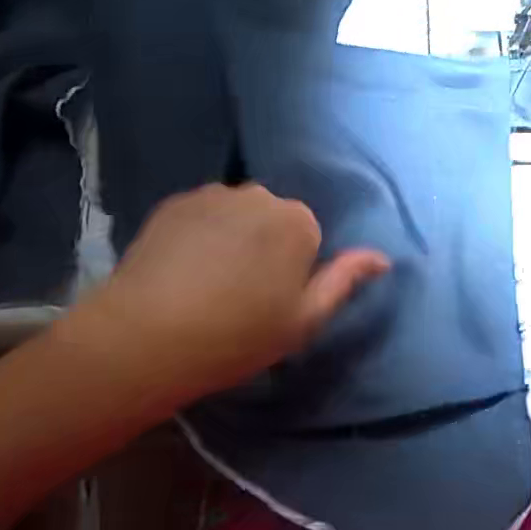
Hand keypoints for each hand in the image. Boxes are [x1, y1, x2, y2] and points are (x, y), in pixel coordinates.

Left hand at [79, 183, 388, 399]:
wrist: (149, 335)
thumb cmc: (239, 334)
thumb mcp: (304, 320)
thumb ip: (345, 281)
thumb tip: (381, 257)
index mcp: (298, 221)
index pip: (308, 237)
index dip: (292, 272)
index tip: (269, 303)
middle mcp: (259, 194)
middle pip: (272, 220)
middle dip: (264, 247)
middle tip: (238, 294)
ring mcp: (213, 194)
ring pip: (236, 215)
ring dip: (231, 238)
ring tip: (206, 282)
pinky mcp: (174, 202)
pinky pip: (201, 214)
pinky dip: (198, 235)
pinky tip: (181, 270)